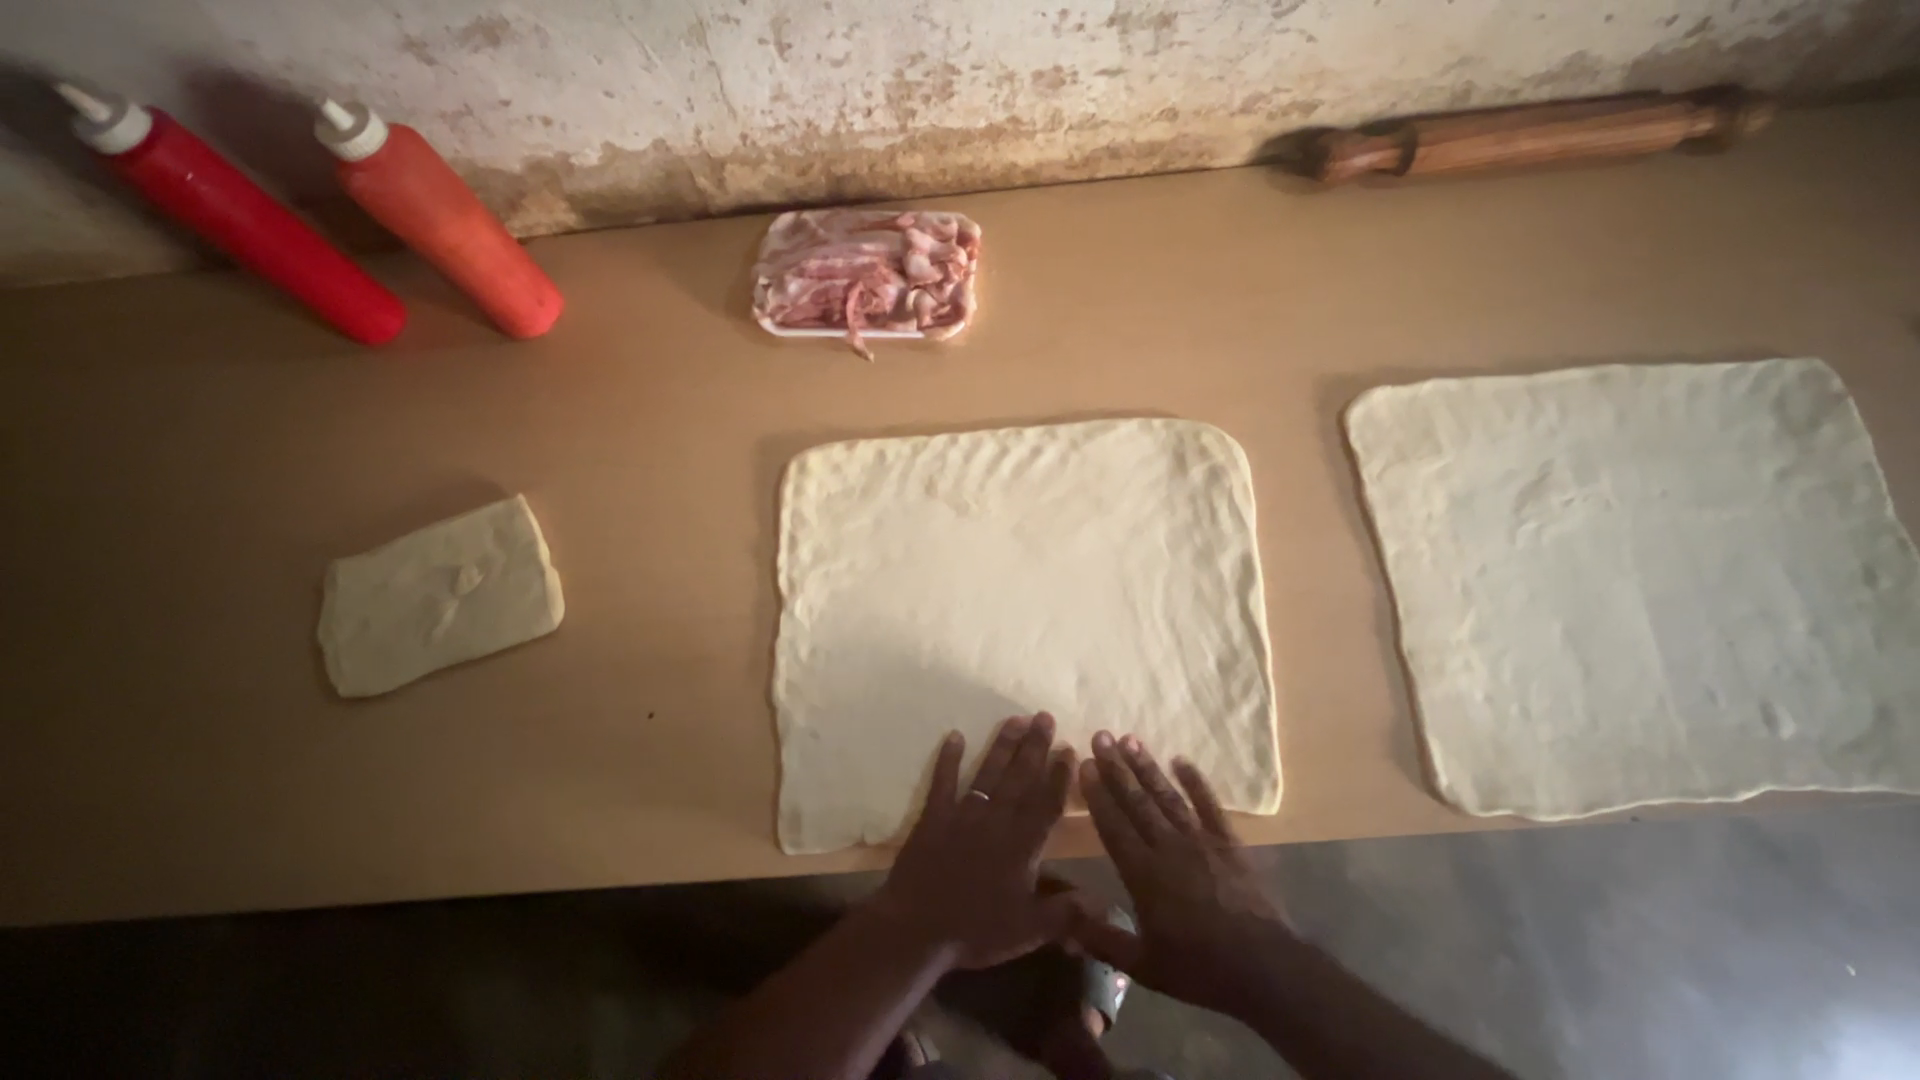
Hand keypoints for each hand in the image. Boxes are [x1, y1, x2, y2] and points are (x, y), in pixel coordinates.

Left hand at [867, 713, 1082, 969]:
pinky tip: (954, 735)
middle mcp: (996, 821)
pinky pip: (943, 782)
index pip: (1046, 803)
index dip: (1059, 775)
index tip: (1068, 747)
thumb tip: (1105, 903)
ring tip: (1015, 718)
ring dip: (1002, 745)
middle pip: (1020, 778)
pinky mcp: (933, 817)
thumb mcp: (1030, 930)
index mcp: (1023, 845)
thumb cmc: (976, 931)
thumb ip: (1068, 913)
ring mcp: (963, 815)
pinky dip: (948, 759)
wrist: (917, 928)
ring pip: (988, 772)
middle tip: (1044, 716)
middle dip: (1034, 747)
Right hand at [1072, 731, 1294, 1020]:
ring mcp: (1202, 841)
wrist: (1264, 967)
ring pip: (1168, 797)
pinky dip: (1196, 782)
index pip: (1113, 825)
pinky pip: (1210, 806)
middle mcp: (1168, 848)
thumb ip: (1103, 940)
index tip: (1084, 765)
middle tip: (1100, 736)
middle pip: (1137, 801)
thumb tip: (1063, 923)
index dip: (1097, 794)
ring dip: (1147, 768)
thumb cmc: (1199, 968)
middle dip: (1116, 768)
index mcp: (1143, 874)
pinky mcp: (1230, 843)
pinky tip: (1181, 761)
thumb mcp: (1144, 965)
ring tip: (1130, 740)